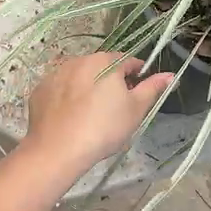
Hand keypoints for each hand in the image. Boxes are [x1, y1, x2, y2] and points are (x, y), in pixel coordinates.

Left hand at [22, 52, 175, 172]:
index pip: (128, 61)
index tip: (138, 94)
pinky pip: (60, 90)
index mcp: (105, 61)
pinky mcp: (40, 91)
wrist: (58, 150)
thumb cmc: (104, 128)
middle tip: (116, 109)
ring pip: (80, 77)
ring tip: (92, 115)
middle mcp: (79, 60)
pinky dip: (67, 98)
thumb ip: (153, 88)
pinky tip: (71, 118)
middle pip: (102, 67)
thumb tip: (170, 74)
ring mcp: (56, 74)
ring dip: (88, 88)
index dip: (137, 76)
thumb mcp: (136, 110)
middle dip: (111, 82)